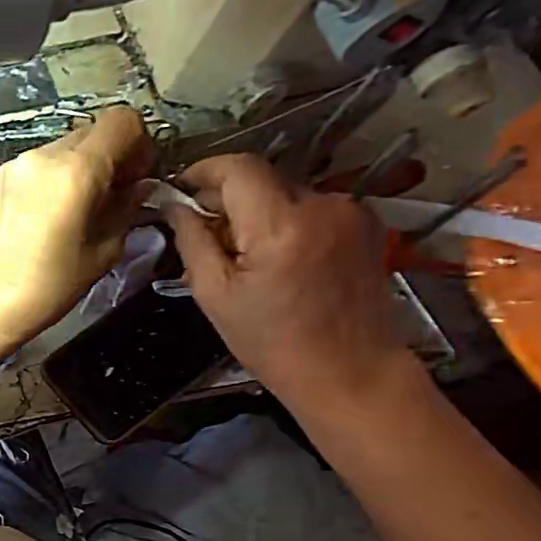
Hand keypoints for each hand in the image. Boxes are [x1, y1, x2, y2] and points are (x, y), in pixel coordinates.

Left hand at [0, 107, 151, 343]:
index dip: (136, 144)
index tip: (135, 173)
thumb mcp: (105, 248)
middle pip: (89, 133)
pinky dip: (45, 180)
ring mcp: (12, 167)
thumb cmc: (50, 284)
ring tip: (74, 206)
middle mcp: (40, 159)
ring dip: (75, 168)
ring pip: (59, 148)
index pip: (121, 122)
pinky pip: (32, 166)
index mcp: (74, 172)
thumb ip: (127, 206)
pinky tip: (43, 212)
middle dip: (107, 157)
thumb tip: (138, 188)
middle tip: (110, 192)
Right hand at [164, 153, 411, 407]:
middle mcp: (323, 205)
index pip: (237, 168)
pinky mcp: (366, 222)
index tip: (180, 189)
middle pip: (260, 178)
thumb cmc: (271, 341)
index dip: (203, 171)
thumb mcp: (214, 295)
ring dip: (255, 212)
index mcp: (281, 225)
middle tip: (202, 232)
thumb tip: (175, 206)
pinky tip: (276, 258)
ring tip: (241, 254)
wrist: (350, 371)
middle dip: (225, 197)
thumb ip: (192, 240)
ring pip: (284, 193)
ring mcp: (351, 211)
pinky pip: (310, 207)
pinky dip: (284, 221)